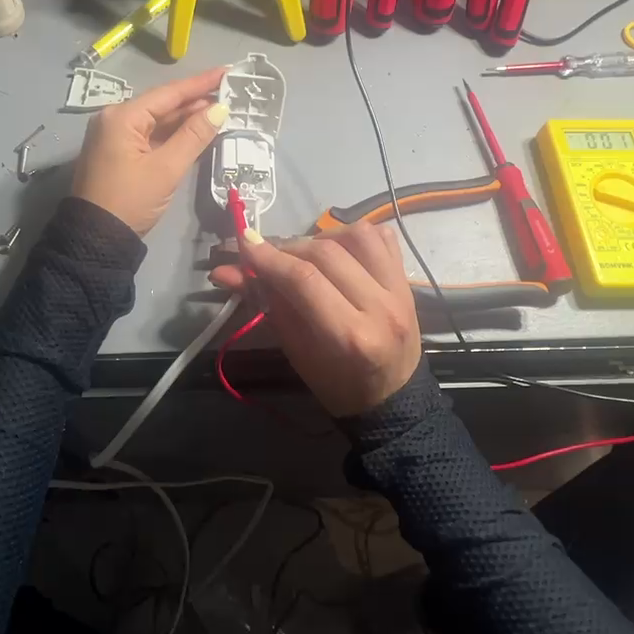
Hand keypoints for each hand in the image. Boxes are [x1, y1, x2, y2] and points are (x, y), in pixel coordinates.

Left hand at [70, 66, 229, 235]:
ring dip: (186, 118)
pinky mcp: (118, 154)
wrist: (97, 240)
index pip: (168, 93)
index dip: (200, 83)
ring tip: (219, 110)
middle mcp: (115, 120)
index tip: (226, 71)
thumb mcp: (166, 169)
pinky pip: (150, 137)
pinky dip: (173, 135)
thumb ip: (194, 136)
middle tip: (229, 93)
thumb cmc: (131, 200)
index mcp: (122, 117)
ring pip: (157, 122)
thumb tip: (220, 109)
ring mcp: (114, 137)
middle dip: (195, 101)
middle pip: (162, 105)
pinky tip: (196, 131)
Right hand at [208, 223, 420, 416]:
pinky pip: (383, 237)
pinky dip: (356, 235)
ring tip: (308, 253)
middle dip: (288, 248)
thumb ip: (266, 303)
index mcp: (350, 337)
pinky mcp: (408, 281)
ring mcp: (400, 291)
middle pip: (326, 254)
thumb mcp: (295, 349)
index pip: (303, 280)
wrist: (391, 398)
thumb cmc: (336, 383)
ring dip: (324, 237)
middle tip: (268, 255)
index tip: (244, 243)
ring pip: (358, 235)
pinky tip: (340, 250)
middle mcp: (380, 308)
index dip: (268, 258)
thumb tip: (225, 270)